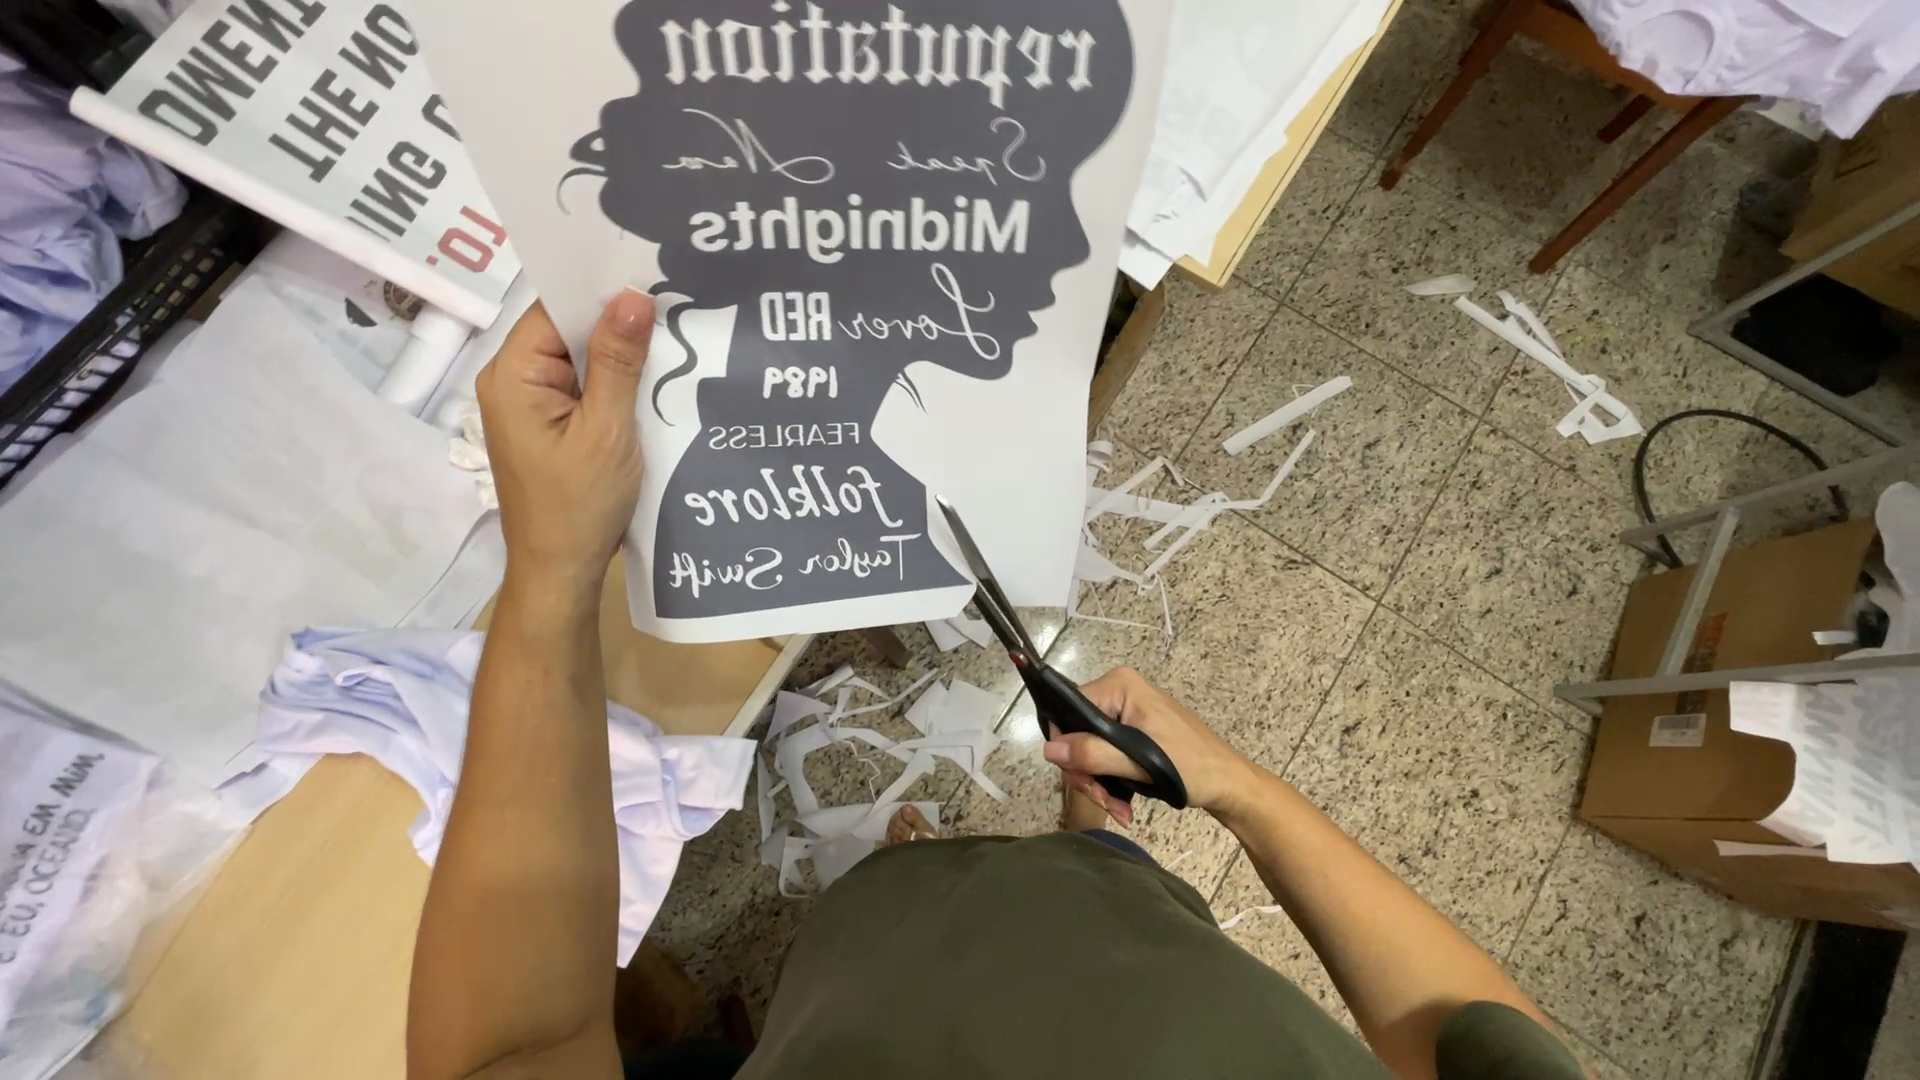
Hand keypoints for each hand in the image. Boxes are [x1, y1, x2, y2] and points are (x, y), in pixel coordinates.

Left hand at [476, 290, 654, 594]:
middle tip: (675, 308)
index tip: (653, 281)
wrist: (562, 569)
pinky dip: (617, 385)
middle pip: (568, 333)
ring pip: (581, 362)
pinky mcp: (553, 427)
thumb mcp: (607, 430)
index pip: (556, 311)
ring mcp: (533, 406)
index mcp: (513, 375)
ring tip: (674, 340)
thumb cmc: (580, 503)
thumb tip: (633, 296)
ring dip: (622, 357)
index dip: (602, 295)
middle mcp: (515, 382)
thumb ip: (618, 362)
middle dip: (618, 325)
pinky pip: (586, 390)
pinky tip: (653, 382)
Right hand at [1043, 667, 1257, 825]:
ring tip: (1118, 808)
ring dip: (1098, 782)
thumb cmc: (1192, 768)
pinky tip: (1122, 803)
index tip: (1083, 781)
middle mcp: (1118, 690)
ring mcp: (1125, 709)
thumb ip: (1094, 753)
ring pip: (1088, 747)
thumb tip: (1050, 749)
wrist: (1229, 783)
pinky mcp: (1130, 728)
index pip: (1068, 710)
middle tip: (1105, 802)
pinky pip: (1104, 751)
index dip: (1067, 747)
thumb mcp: (1140, 763)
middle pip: (1077, 732)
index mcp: (1119, 686)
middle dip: (1087, 773)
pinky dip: (1109, 778)